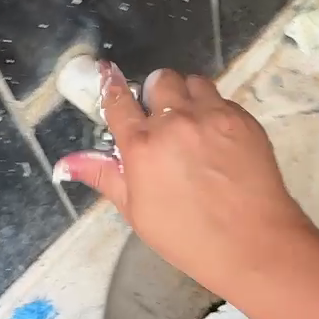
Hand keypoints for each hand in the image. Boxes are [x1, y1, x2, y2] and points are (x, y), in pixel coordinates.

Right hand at [53, 64, 318, 294]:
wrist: (252, 243)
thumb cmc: (188, 237)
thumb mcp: (137, 212)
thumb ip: (105, 177)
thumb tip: (66, 163)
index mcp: (142, 146)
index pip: (118, 101)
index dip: (111, 86)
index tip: (109, 75)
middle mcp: (175, 122)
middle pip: (160, 80)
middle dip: (157, 94)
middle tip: (162, 120)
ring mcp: (213, 117)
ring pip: (194, 83)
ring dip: (188, 96)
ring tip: (192, 125)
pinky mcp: (243, 120)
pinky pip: (223, 100)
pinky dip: (216, 113)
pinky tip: (218, 142)